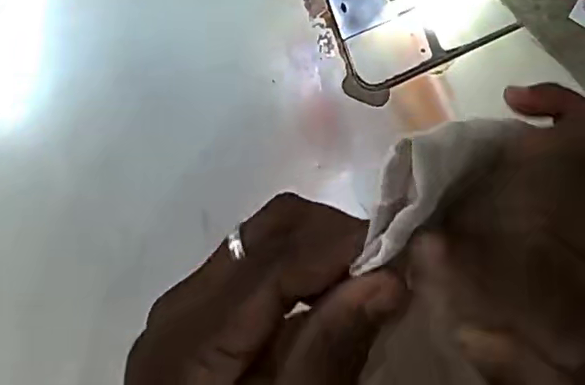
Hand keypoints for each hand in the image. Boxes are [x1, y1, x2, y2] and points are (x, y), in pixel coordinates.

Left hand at [126, 193, 406, 384]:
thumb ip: (327, 353)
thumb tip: (387, 279)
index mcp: (192, 332)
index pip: (275, 259)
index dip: (340, 245)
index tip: (401, 248)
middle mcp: (184, 300)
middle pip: (267, 231)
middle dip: (331, 234)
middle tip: (387, 262)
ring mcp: (186, 305)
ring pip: (260, 239)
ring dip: (317, 245)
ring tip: (366, 275)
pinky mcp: (197, 318)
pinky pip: (251, 266)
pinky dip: (296, 268)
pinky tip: (328, 294)